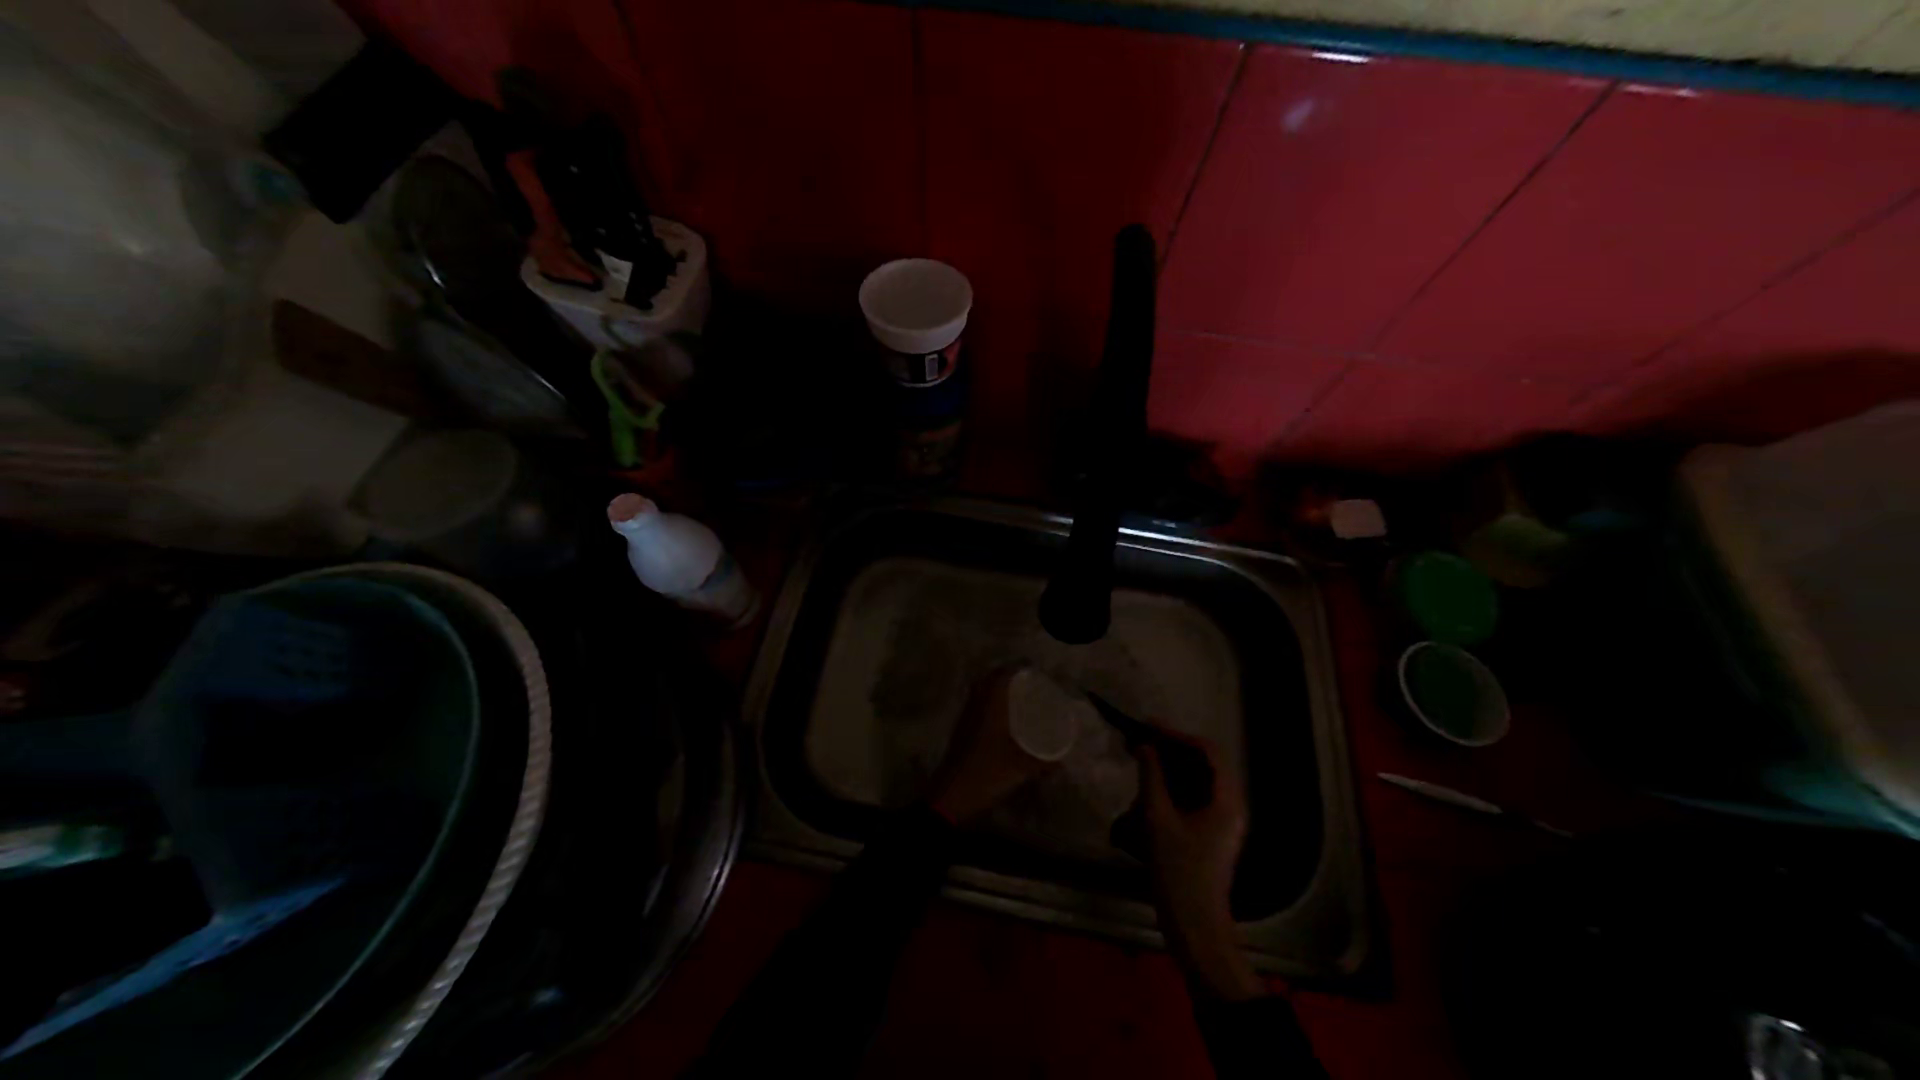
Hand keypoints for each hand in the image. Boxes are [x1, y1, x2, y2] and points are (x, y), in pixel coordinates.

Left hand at [927, 669, 1056, 823]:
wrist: (950, 794)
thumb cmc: (986, 773)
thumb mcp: (1020, 769)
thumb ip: (1043, 764)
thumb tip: (1062, 763)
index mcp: (990, 707)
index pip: (1001, 676)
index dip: (1016, 668)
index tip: (1032, 668)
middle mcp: (975, 707)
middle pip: (986, 680)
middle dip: (1004, 675)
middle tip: (1024, 680)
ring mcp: (964, 719)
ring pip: (978, 692)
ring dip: (993, 688)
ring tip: (1013, 694)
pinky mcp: (959, 732)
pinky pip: (974, 706)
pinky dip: (986, 703)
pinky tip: (999, 718)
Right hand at [1136, 731, 1266, 1001]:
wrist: (1196, 927)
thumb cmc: (1179, 873)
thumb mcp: (1159, 821)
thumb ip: (1152, 778)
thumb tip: (1144, 746)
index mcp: (1228, 801)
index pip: (1208, 752)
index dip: (1178, 736)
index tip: (1149, 727)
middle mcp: (1232, 807)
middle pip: (1205, 765)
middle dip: (1172, 750)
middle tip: (1140, 740)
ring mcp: (1223, 822)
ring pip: (1198, 782)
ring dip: (1171, 769)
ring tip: (1140, 760)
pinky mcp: (1211, 835)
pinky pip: (1194, 799)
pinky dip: (1173, 788)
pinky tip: (1149, 789)